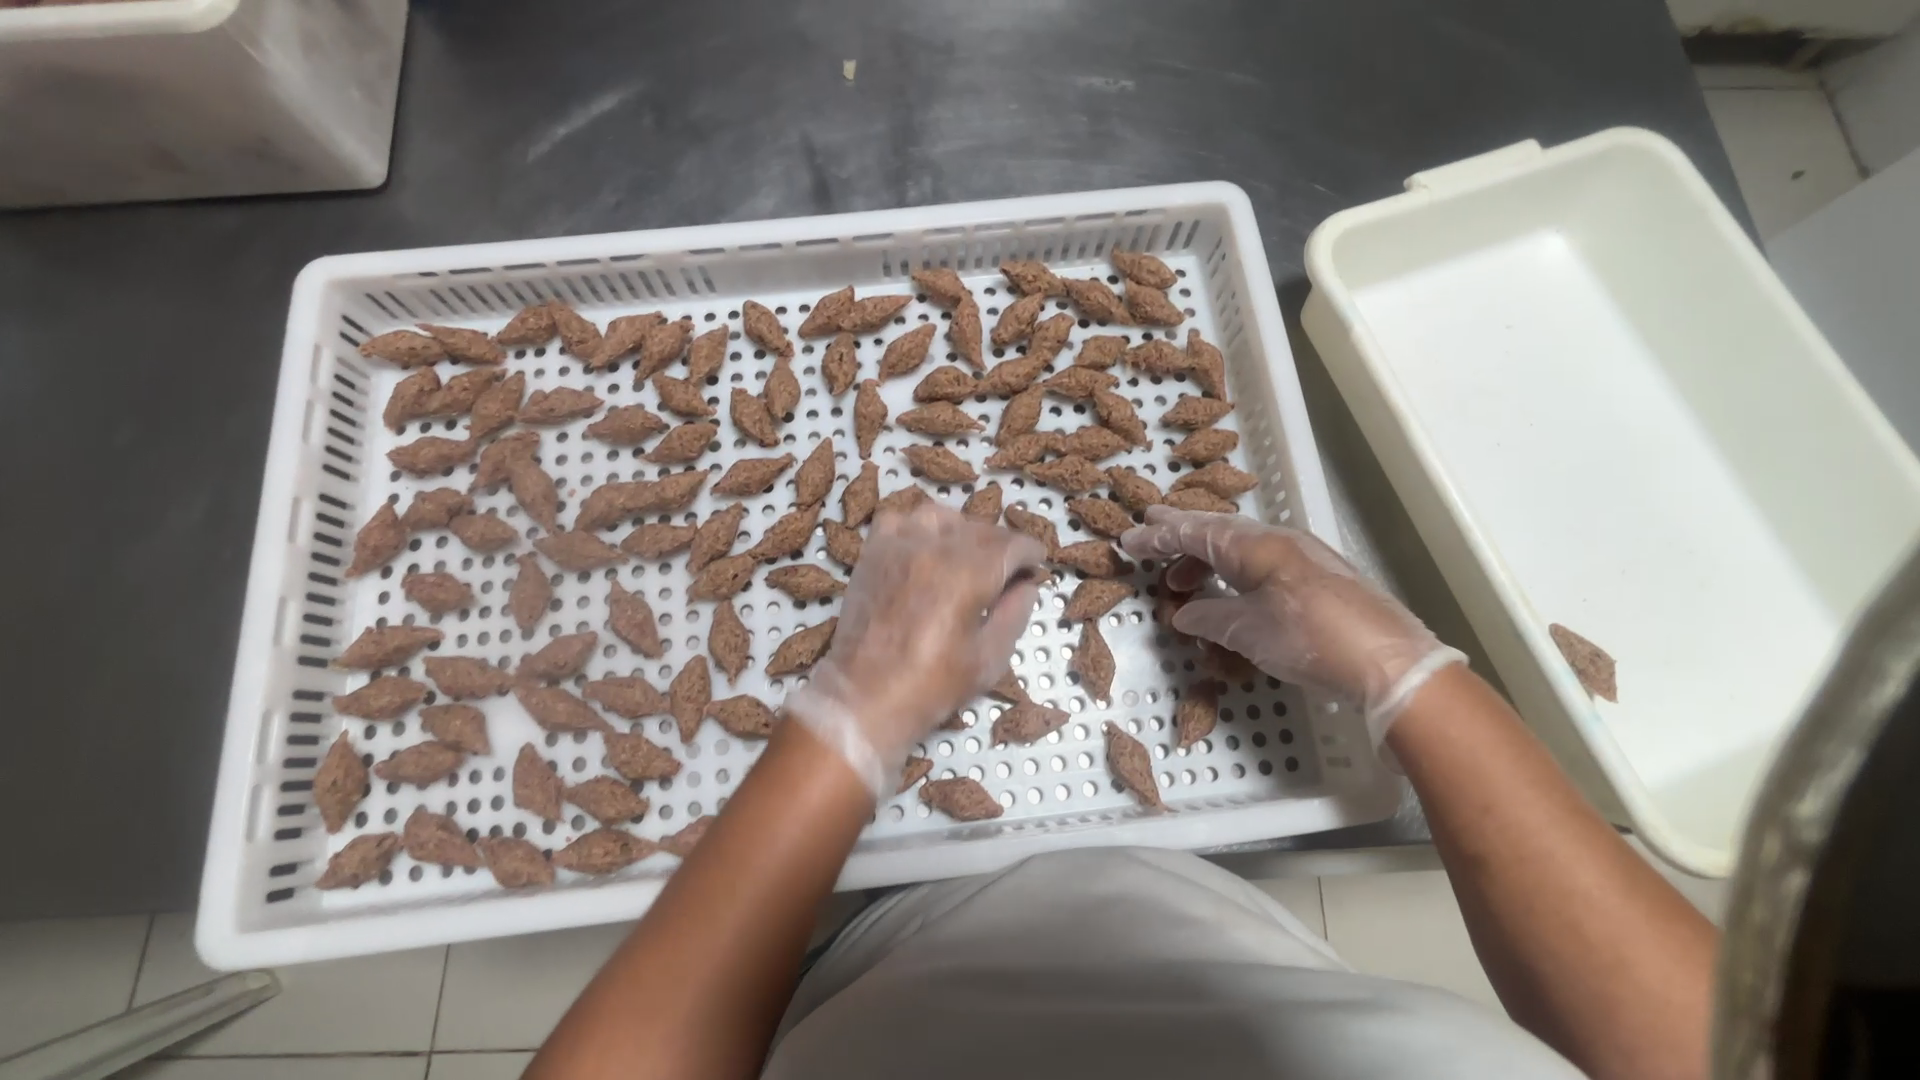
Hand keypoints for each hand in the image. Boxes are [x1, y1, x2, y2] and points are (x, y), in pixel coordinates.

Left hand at [783, 502, 1046, 797]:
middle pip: (981, 529)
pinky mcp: (873, 553)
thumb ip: (1015, 614)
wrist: (864, 698)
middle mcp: (934, 548)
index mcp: (968, 574)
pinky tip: (927, 548)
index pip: (1012, 544)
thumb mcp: (989, 659)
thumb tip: (1027, 585)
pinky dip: (920, 527)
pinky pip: (900, 519)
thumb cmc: (932, 687)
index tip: (1038, 564)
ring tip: (969, 555)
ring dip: (963, 530)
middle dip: (1002, 546)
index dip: (1031, 552)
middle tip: (1009, 571)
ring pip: (942, 516)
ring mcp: (898, 546)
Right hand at [1120, 506, 1464, 749]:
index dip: (1159, 536)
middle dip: (1180, 533)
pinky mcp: (1318, 578)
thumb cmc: (1312, 640)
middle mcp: (1278, 541)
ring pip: (1240, 547)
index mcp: (1256, 545)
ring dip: (1205, 559)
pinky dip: (1231, 571)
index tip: (1127, 540)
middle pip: (1218, 530)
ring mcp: (1302, 557)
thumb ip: (1210, 616)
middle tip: (1149, 529)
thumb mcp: (1248, 632)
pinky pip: (1259, 562)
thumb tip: (1184, 612)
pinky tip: (1226, 592)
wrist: (1391, 663)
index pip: (1195, 533)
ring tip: (1179, 581)